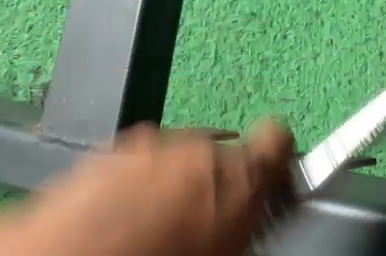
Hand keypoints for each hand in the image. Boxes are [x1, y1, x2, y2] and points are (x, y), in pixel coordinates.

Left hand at [0, 121, 293, 255]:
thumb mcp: (217, 254)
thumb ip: (240, 232)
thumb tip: (246, 229)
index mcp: (233, 181)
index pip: (280, 141)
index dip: (280, 166)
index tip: (275, 190)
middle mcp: (194, 151)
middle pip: (225, 155)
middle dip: (218, 190)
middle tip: (203, 238)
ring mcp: (147, 148)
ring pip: (179, 161)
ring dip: (175, 190)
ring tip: (153, 241)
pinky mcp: (106, 152)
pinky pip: (139, 166)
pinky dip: (136, 190)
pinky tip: (118, 236)